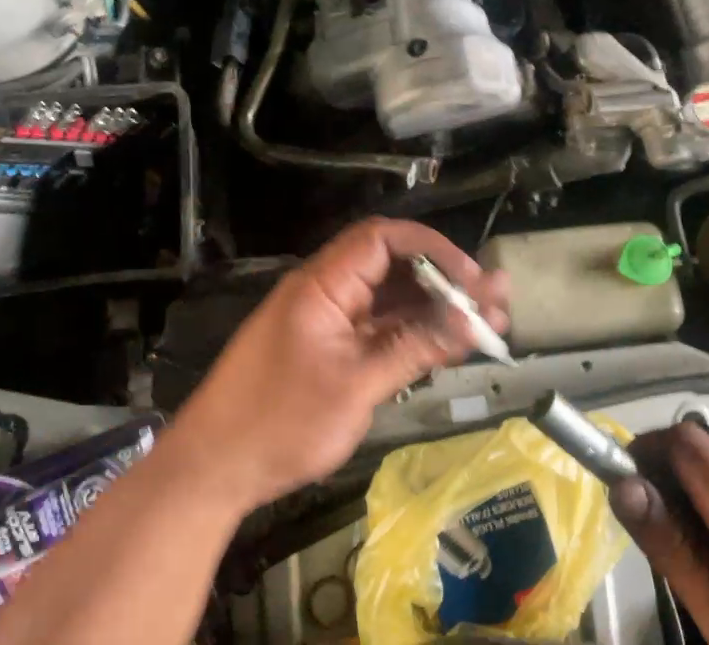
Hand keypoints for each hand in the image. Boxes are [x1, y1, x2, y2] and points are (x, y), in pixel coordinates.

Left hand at [172, 218, 510, 511]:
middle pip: (391, 268)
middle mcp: (325, 293)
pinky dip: (410, 337)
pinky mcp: (326, 351)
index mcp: (322, 285)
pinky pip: (376, 331)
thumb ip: (415, 347)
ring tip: (486, 324)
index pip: (382, 240)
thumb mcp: (356, 386)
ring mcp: (326, 323)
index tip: (472, 277)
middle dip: (443, 282)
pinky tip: (448, 346)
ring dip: (432, 312)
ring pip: (388, 302)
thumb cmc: (279, 422)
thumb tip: (473, 320)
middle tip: (494, 302)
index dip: (432, 249)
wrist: (213, 467)